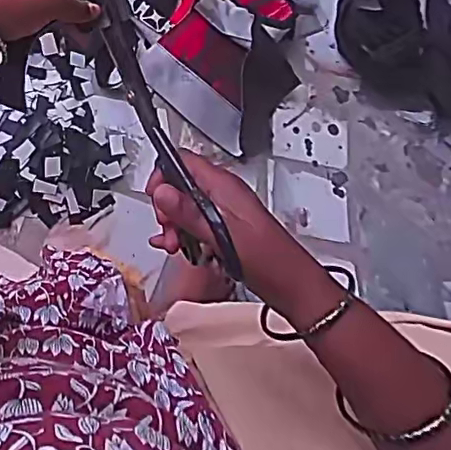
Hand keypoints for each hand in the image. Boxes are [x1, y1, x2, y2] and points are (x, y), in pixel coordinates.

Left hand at [0, 0, 100, 41]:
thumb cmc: (2, 5)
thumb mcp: (53, 2)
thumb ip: (77, 7)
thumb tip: (92, 10)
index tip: (91, 13)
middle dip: (67, 13)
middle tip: (78, 28)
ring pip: (39, 13)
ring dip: (50, 25)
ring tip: (54, 35)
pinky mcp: (0, 19)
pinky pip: (24, 26)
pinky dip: (32, 34)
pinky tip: (33, 40)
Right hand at [143, 151, 319, 301]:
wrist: (294, 288)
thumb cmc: (270, 261)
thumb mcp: (220, 236)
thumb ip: (188, 212)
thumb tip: (162, 192)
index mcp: (224, 186)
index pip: (183, 161)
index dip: (163, 176)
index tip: (156, 199)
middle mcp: (223, 193)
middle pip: (180, 184)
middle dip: (166, 206)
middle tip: (167, 228)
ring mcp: (224, 210)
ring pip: (184, 205)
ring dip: (173, 224)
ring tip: (175, 244)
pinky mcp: (224, 226)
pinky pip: (195, 221)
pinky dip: (183, 233)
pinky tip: (180, 247)